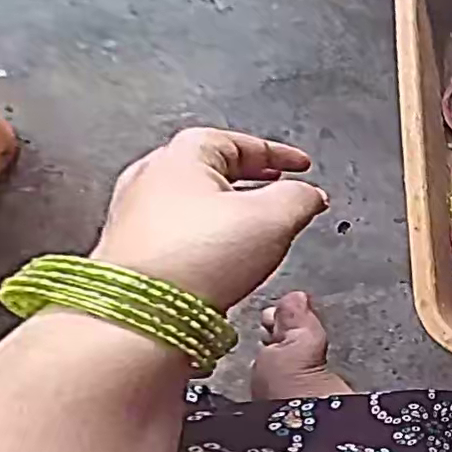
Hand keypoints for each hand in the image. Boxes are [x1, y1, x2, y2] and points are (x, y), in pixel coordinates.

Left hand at [91, 128, 328, 308]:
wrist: (145, 309)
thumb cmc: (200, 256)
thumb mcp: (274, 217)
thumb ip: (301, 197)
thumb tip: (311, 193)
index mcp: (181, 160)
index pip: (236, 142)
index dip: (276, 152)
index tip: (301, 164)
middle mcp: (152, 181)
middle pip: (212, 166)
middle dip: (253, 175)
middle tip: (281, 184)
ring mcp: (140, 215)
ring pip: (198, 198)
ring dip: (234, 203)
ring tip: (262, 218)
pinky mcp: (141, 249)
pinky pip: (186, 228)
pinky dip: (216, 229)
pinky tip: (232, 248)